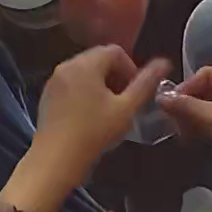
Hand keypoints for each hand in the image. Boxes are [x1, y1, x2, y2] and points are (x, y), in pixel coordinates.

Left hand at [0, 47, 171, 211]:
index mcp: (86, 64)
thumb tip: (164, 63)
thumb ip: (146, 83)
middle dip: (116, 76)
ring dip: (101, 85)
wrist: (55, 160)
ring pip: (85, 72)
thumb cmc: (94, 133)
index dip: (131, 68)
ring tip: (109, 110)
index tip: (135, 92)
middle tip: (125, 102)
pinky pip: (71, 84)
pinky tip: (90, 116)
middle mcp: (66, 66)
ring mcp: (54, 81)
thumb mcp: (126, 109)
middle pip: (99, 59)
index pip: (115, 51)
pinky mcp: (47, 96)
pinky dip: (85, 92)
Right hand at [159, 67, 211, 211]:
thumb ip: (186, 105)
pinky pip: (206, 123)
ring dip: (188, 119)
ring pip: (202, 109)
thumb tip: (160, 97)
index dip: (187, 86)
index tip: (170, 103)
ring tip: (178, 132)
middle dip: (185, 105)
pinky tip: (185, 138)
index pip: (205, 74)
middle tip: (170, 120)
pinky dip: (195, 129)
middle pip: (202, 91)